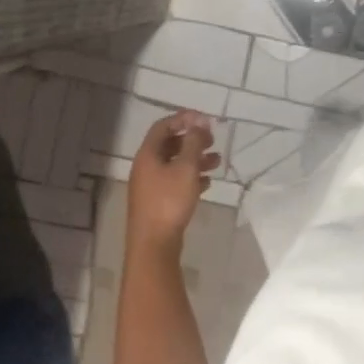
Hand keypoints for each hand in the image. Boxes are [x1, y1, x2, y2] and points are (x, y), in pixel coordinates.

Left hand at [125, 110, 220, 257]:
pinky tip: (207, 183)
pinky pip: (175, 182)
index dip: (183, 118)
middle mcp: (146, 167)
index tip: (205, 120)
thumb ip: (193, 142)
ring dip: (195, 159)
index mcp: (148, 154)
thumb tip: (199, 122)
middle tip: (212, 140)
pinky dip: (191, 178)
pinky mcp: (157, 202)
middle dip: (192, 140)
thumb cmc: (169, 201)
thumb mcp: (186, 168)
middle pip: (170, 144)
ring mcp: (150, 186)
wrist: (153, 245)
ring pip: (175, 164)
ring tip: (217, 161)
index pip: (163, 126)